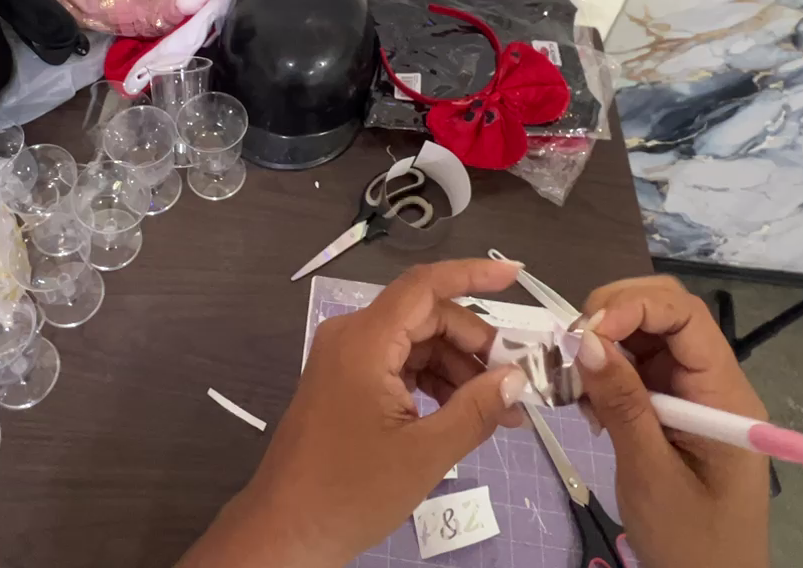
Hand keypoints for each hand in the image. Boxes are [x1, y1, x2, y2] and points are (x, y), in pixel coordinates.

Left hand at [179, 259, 528, 567]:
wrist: (286, 529)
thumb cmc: (351, 489)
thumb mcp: (424, 453)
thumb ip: (475, 410)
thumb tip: (516, 378)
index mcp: (365, 339)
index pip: (424, 285)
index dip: (472, 274)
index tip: (514, 274)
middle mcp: (352, 335)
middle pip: (425, 316)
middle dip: (473, 343)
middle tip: (515, 382)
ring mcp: (346, 357)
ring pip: (415, 342)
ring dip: (457, 368)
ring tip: (499, 410)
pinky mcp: (346, 380)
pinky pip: (398, 364)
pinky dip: (433, 382)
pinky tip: (464, 412)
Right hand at [573, 276, 769, 567]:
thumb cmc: (691, 541)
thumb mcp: (651, 475)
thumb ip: (621, 404)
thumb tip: (584, 338)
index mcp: (724, 394)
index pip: (685, 315)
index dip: (634, 306)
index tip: (586, 331)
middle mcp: (709, 379)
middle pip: (662, 310)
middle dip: (611, 313)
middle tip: (572, 346)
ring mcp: (687, 389)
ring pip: (641, 331)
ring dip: (600, 341)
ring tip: (574, 380)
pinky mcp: (666, 401)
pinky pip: (630, 360)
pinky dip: (600, 366)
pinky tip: (586, 399)